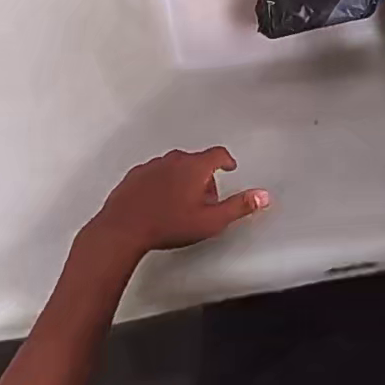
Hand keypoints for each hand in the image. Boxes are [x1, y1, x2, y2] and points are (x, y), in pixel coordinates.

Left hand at [83, 147, 269, 255]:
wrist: (123, 230)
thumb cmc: (167, 224)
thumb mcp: (211, 220)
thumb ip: (239, 206)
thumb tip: (262, 196)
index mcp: (194, 167)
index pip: (217, 154)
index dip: (226, 160)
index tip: (228, 166)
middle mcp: (173, 161)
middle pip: (196, 161)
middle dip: (204, 176)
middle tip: (205, 199)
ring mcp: (151, 167)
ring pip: (174, 167)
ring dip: (182, 179)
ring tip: (181, 204)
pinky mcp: (134, 176)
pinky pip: (155, 174)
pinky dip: (162, 184)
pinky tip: (160, 203)